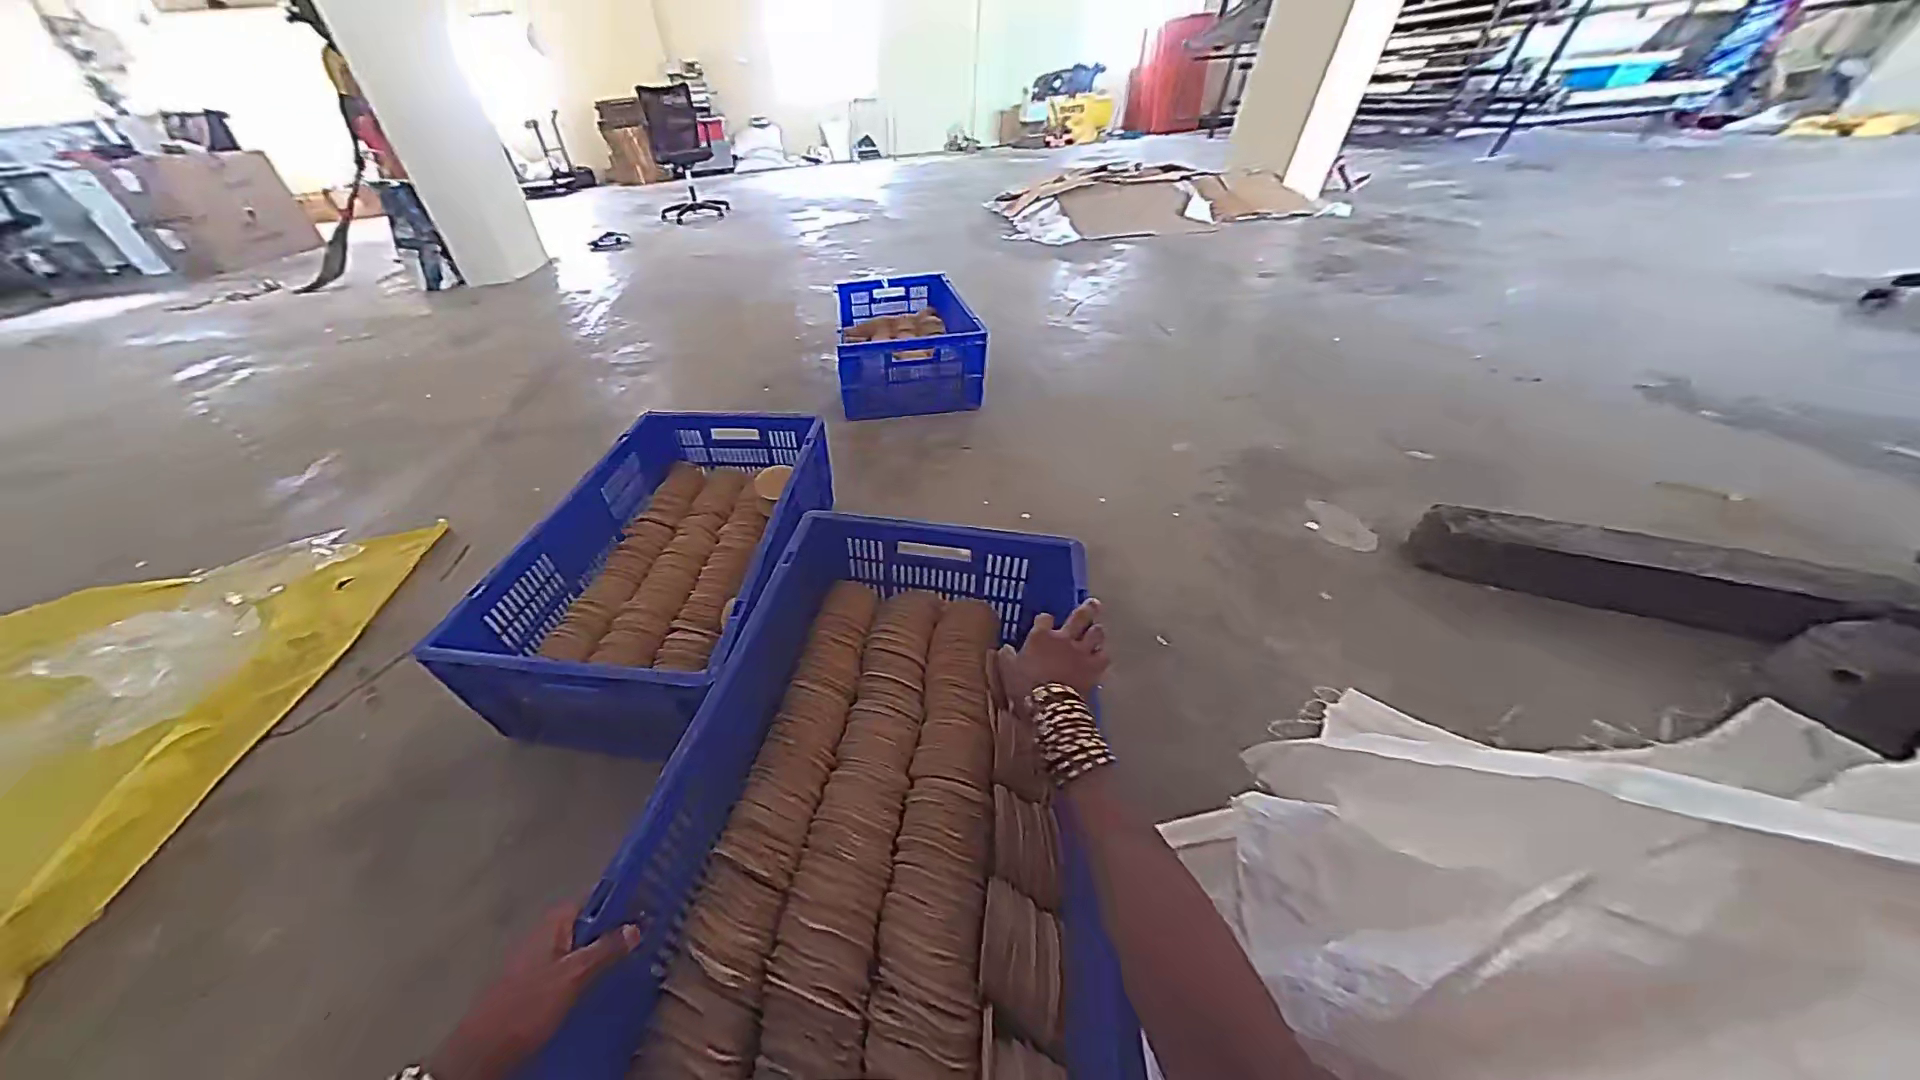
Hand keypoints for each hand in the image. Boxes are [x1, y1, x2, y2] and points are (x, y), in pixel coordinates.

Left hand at [426, 906, 639, 1079]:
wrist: (480, 1056)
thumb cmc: (527, 1006)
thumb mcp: (573, 976)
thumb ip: (606, 949)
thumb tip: (637, 925)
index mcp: (555, 921)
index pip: (599, 894)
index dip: (626, 895)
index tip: (654, 899)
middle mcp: (549, 931)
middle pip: (593, 919)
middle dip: (620, 923)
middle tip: (653, 929)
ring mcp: (542, 956)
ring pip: (585, 942)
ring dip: (607, 947)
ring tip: (639, 953)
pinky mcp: (540, 981)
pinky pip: (575, 963)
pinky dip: (593, 966)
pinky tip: (609, 978)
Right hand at [997, 597, 1108, 717]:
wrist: (1050, 704)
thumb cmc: (1024, 687)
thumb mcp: (1007, 670)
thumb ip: (1007, 657)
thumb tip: (1006, 648)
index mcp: (1040, 636)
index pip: (1045, 618)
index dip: (1045, 619)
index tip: (1046, 621)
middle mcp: (1064, 638)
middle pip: (1079, 617)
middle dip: (1087, 609)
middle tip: (1094, 603)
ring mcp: (1081, 651)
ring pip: (1096, 633)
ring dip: (1096, 631)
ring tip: (1097, 630)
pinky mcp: (1094, 666)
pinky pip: (1104, 655)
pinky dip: (1102, 655)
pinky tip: (1100, 656)